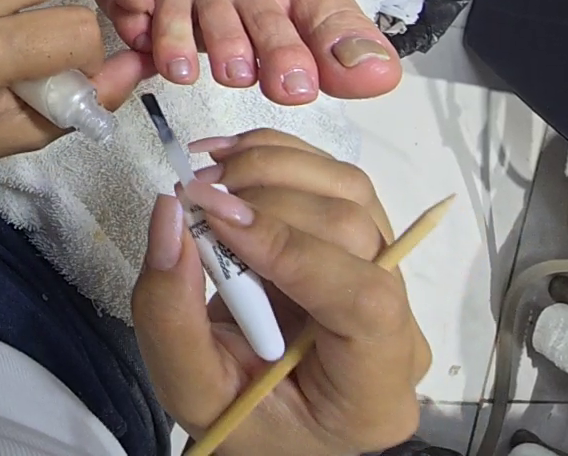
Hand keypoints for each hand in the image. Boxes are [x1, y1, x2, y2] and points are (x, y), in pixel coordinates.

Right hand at [131, 130, 428, 454]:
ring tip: (206, 174)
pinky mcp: (357, 239)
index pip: (363, 301)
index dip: (287, 244)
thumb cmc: (233, 414)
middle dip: (263, 199)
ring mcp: (384, 276)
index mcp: (371, 390)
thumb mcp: (186, 385)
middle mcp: (398, 329)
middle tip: (193, 197)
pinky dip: (273, 153)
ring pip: (349, 189)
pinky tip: (225, 159)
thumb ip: (169, 309)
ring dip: (269, 165)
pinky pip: (330, 176)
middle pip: (354, 231)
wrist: (258, 409)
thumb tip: (171, 208)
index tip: (211, 214)